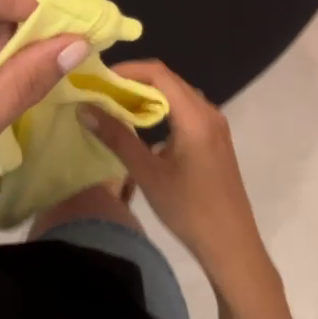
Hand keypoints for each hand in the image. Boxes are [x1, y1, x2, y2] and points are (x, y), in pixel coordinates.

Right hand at [80, 59, 273, 292]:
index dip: (127, 70)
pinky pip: (184, 110)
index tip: (99, 78)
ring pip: (176, 95)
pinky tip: (140, 125)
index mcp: (196, 117)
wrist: (233, 248)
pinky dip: (160, 108)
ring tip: (114, 104)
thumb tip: (84, 108)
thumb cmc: (190, 210)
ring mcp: (215, 127)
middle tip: (100, 90)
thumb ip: (116, 137)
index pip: (158, 74)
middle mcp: (209, 114)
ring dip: (146, 94)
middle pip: (168, 80)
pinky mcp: (214, 140)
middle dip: (133, 80)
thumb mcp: (147, 173)